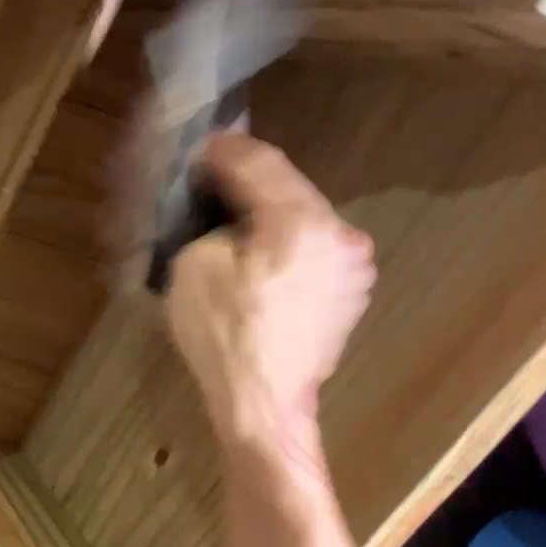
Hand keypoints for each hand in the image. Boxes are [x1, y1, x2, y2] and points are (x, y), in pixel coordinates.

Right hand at [166, 134, 375, 445]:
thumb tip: (222, 213)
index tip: (197, 146)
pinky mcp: (348, 293)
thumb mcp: (193, 267)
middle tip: (203, 191)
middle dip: (243, 187)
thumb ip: (211, 225)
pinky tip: (251, 270)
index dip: (224, 150)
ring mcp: (352, 266)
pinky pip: (308, 254)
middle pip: (286, 192)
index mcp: (301, 221)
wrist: (264, 400)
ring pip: (299, 224)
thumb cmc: (223, 332)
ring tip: (225, 235)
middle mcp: (340, 234)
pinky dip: (279, 249)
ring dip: (263, 220)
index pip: (260, 163)